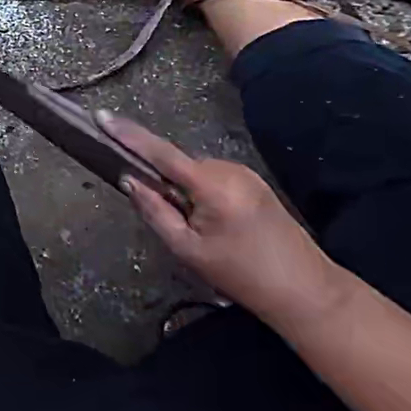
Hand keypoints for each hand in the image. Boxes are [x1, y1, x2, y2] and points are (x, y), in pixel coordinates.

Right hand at [98, 110, 346, 325]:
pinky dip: (199, 192)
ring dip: (182, 190)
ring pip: (192, 171)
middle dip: (163, 182)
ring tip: (199, 231)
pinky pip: (209, 177)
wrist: (308, 293)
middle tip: (172, 223)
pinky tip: (214, 225)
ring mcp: (244, 173)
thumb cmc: (243, 276)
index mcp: (214, 186)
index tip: (101, 117)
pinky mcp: (252, 181)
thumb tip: (130, 179)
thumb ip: (154, 210)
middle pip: (176, 164)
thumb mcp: (188, 249)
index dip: (129, 135)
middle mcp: (229, 169)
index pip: (161, 153)